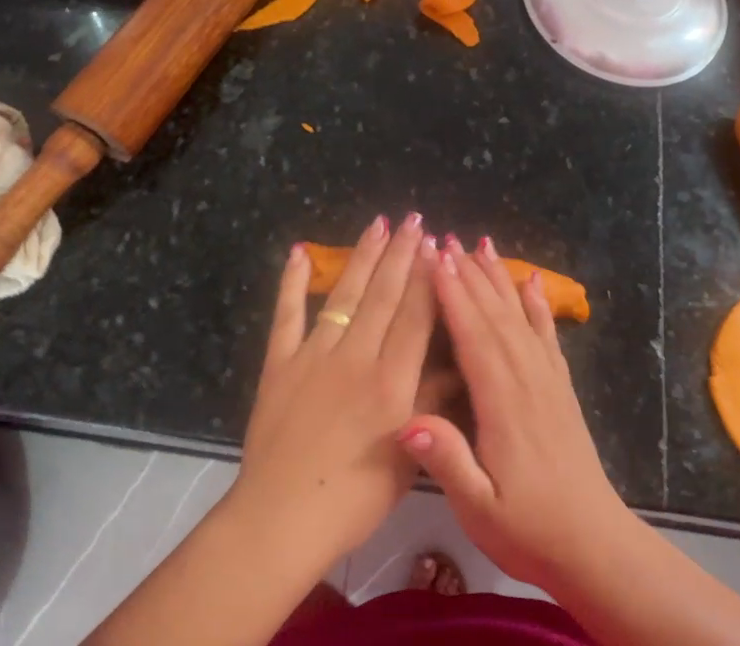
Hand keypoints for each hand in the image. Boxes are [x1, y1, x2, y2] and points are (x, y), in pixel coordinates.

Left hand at [226, 213, 438, 568]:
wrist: (282, 519)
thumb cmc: (356, 498)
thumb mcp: (409, 454)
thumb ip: (432, 401)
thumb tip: (460, 358)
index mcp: (391, 381)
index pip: (415, 316)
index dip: (428, 277)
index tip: (437, 244)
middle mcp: (356, 358)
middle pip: (383, 295)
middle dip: (401, 254)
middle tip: (414, 219)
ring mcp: (313, 356)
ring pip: (344, 296)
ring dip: (362, 257)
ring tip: (378, 224)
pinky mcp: (279, 365)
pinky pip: (287, 315)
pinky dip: (292, 282)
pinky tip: (299, 252)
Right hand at [396, 237, 634, 588]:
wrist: (594, 546)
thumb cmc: (528, 530)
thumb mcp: (480, 507)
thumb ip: (448, 461)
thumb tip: (408, 419)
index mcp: (504, 405)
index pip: (474, 337)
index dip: (453, 295)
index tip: (433, 259)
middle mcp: (528, 382)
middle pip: (496, 317)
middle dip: (470, 275)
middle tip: (447, 239)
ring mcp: (549, 383)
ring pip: (521, 318)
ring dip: (500, 280)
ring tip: (482, 245)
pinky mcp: (561, 391)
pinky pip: (547, 337)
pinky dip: (538, 306)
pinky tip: (532, 284)